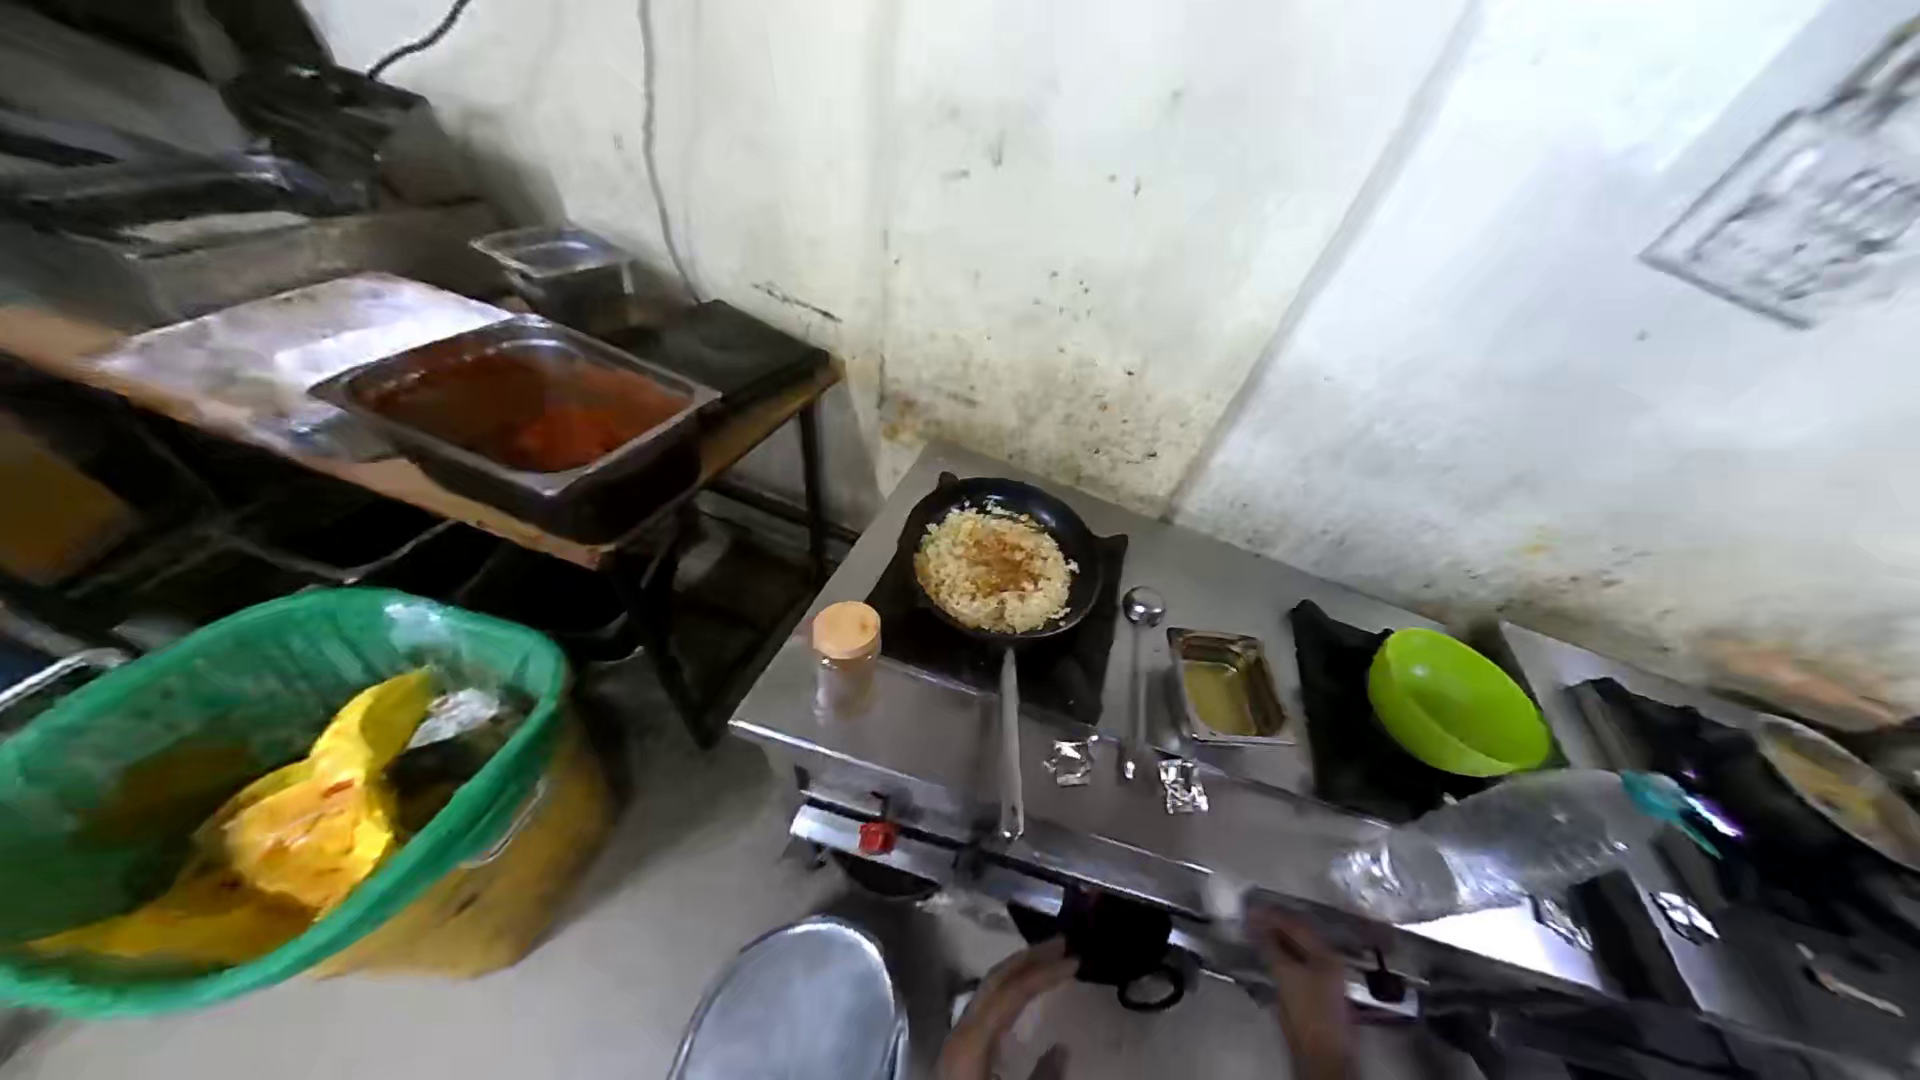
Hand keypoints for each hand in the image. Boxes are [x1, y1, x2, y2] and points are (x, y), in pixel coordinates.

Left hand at [936, 937, 1078, 1079]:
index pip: (1012, 990)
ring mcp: (957, 1040)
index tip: (1075, 960)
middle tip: (1063, 944)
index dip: (1044, 971)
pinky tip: (1026, 995)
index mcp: (972, 1041)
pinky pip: (987, 1006)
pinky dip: (1010, 992)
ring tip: (1049, 961)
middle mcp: (961, 1030)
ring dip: (1020, 970)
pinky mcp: (959, 1053)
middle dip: (1031, 957)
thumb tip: (1063, 1049)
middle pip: (997, 979)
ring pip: (989, 989)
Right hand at [1249, 907, 1350, 1079]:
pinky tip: (1259, 952)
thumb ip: (1269, 945)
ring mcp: (1316, 976)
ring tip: (1250, 932)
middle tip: (1248, 918)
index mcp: (1326, 954)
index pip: (1296, 925)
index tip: (1250, 908)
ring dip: (1271, 941)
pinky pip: (1288, 964)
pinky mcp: (1306, 989)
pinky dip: (1273, 955)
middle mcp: (1324, 962)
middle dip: (1271, 927)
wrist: (1319, 1052)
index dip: (1273, 916)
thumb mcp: (1286, 973)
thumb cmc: (1308, 1008)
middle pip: (1295, 936)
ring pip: (1290, 950)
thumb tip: (1253, 921)